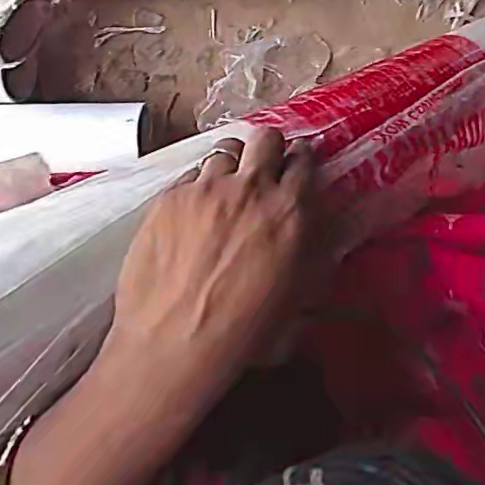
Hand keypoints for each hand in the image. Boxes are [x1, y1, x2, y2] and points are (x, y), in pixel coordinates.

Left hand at [111, 129, 320, 388]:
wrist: (174, 345)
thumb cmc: (245, 329)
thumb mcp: (299, 288)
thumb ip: (313, 244)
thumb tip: (315, 221)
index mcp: (290, 210)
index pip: (303, 158)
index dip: (300, 160)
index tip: (295, 166)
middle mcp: (251, 189)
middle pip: (265, 138)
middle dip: (268, 149)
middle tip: (262, 168)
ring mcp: (207, 189)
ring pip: (225, 150)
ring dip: (231, 165)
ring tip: (225, 188)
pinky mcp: (170, 197)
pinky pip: (191, 176)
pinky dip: (198, 186)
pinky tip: (195, 212)